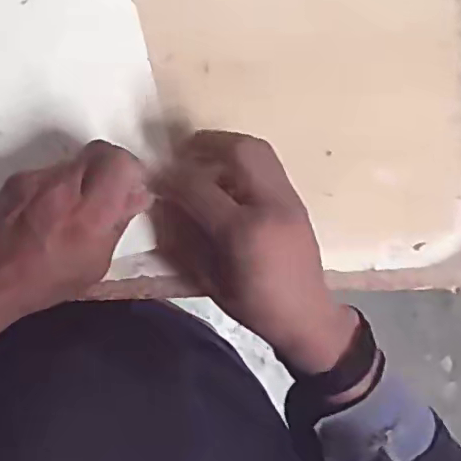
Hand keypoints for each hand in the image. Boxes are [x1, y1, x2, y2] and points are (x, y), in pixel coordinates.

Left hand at [0, 140, 150, 367]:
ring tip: (69, 212)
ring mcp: (35, 179)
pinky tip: (45, 214)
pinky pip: (47, 173)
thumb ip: (117, 223)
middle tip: (104, 196)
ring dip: (80, 179)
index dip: (131, 171)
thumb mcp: (94, 264)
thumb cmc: (44, 283)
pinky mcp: (15, 179)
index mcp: (88, 213)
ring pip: (72, 162)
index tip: (128, 190)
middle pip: (99, 151)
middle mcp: (62, 187)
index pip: (121, 161)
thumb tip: (136, 196)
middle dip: (108, 169)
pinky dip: (54, 187)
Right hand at [158, 131, 358, 372]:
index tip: (153, 176)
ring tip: (202, 159)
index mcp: (243, 231)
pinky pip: (267, 164)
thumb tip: (164, 204)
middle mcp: (270, 206)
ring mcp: (289, 199)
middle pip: (239, 150)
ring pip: (258, 150)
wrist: (307, 317)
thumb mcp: (208, 278)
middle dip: (205, 143)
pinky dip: (241, 160)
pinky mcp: (296, 200)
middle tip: (182, 152)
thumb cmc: (253, 305)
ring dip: (225, 146)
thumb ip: (184, 237)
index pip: (198, 186)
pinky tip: (224, 177)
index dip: (170, 177)